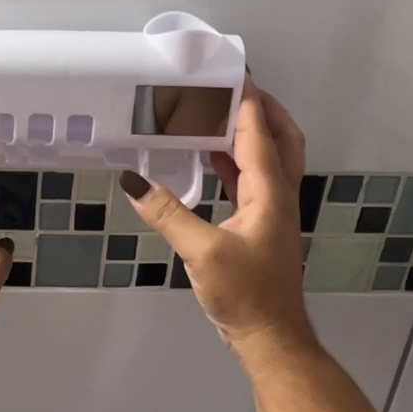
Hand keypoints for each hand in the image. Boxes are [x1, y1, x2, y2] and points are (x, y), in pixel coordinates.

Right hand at [118, 79, 315, 363]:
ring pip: (269, 158)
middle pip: (280, 138)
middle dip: (261, 109)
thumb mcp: (201, 252)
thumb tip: (132, 180)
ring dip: (249, 132)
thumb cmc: (244, 294)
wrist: (270, 337)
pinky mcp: (260, 227)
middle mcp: (278, 195)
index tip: (230, 74)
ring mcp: (272, 212)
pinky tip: (209, 160)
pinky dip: (235, 161)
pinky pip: (252, 179)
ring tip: (216, 114)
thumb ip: (167, 213)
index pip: (259, 135)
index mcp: (270, 193)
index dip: (246, 103)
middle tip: (232, 89)